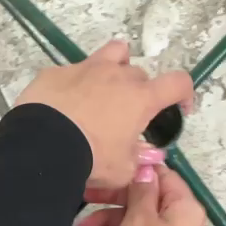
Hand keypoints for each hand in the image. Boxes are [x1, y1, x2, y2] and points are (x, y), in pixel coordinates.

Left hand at [14, 40, 193, 189]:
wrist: (42, 147)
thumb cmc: (90, 160)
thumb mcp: (122, 171)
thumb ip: (137, 161)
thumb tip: (145, 156)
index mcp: (140, 98)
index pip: (177, 83)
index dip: (184, 93)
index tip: (179, 108)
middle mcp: (116, 76)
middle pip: (138, 74)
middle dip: (138, 92)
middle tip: (126, 115)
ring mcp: (85, 68)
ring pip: (112, 54)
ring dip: (115, 68)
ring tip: (104, 89)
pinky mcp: (55, 72)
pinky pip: (72, 70)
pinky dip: (74, 84)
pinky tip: (64, 103)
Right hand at [77, 165, 205, 225]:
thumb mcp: (139, 222)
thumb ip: (140, 191)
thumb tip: (143, 168)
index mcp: (184, 206)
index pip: (160, 174)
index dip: (132, 171)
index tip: (106, 171)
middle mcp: (181, 219)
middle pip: (145, 197)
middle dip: (113, 199)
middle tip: (85, 197)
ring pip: (137, 218)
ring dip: (109, 220)